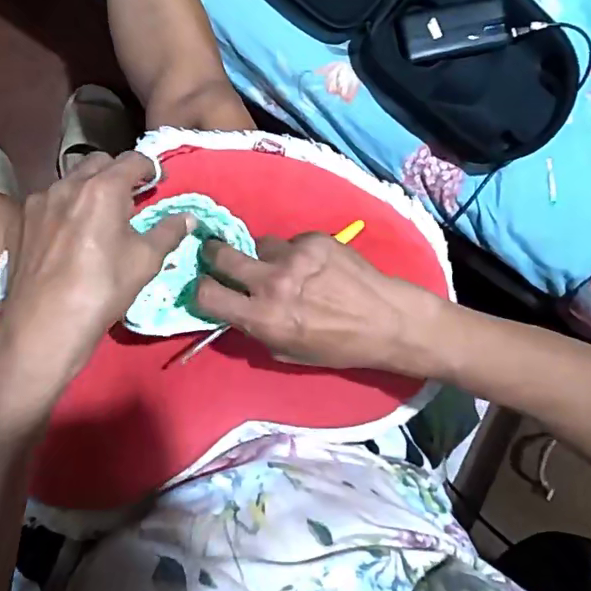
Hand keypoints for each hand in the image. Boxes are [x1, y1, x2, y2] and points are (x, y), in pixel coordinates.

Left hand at [0, 152, 191, 429]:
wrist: (44, 325)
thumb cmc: (102, 289)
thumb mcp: (146, 261)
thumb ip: (168, 232)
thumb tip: (187, 217)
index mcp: (102, 188)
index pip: (133, 160)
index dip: (150, 168)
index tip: (158, 183)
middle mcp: (68, 185)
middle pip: (99, 163)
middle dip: (118, 174)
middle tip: (131, 200)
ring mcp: (40, 201)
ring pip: (71, 180)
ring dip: (90, 188)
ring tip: (100, 217)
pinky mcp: (22, 221)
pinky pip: (50, 201)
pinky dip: (66, 207)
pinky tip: (71, 235)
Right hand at [193, 233, 444, 373]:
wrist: (387, 320)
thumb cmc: (338, 346)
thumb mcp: (288, 352)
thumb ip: (257, 329)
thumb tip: (237, 309)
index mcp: (263, 317)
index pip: (206, 294)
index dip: (202, 289)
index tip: (208, 286)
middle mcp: (272, 282)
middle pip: (221, 254)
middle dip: (215, 254)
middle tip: (219, 255)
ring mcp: (294, 256)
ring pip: (261, 244)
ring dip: (267, 255)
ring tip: (290, 269)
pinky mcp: (315, 238)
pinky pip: (292, 241)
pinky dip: (298, 252)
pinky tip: (318, 266)